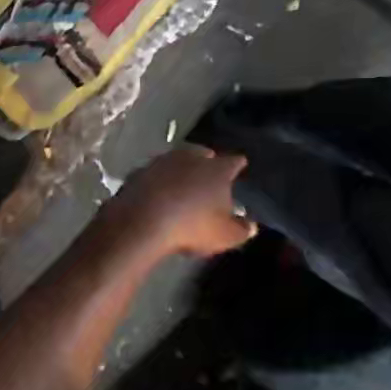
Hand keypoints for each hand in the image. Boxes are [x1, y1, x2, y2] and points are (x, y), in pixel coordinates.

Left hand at [101, 146, 256, 258]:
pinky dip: (159, 178)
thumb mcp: (226, 236)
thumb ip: (242, 229)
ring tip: (184, 179)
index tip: (240, 164)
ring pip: (177, 158)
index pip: (233, 162)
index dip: (238, 164)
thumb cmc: (192, 227)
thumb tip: (250, 224)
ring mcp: (162, 160)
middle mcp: (191, 157)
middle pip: (203, 153)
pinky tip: (159, 188)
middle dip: (207, 160)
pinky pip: (155, 171)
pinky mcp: (140, 169)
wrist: (142, 221)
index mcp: (216, 169)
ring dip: (181, 167)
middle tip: (210, 168)